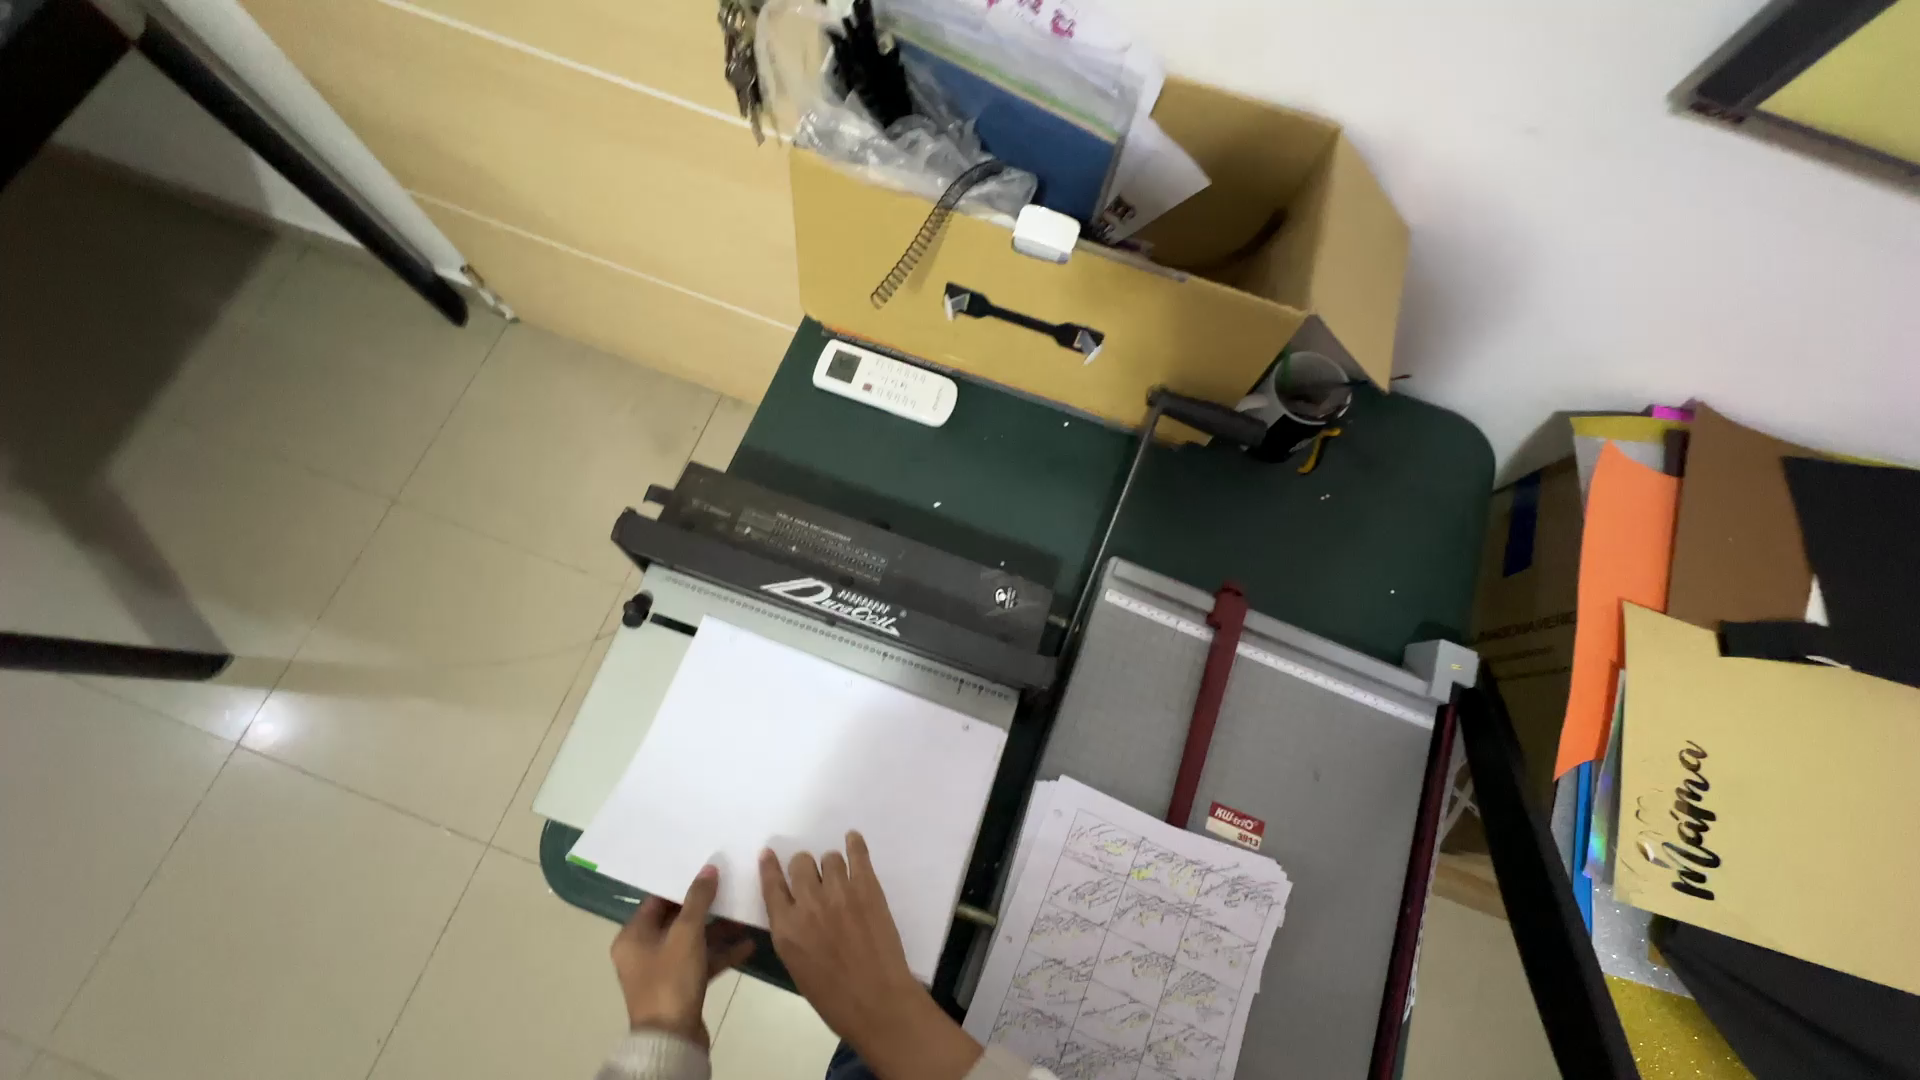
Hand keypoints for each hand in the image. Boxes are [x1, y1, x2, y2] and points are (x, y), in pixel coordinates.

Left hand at [611, 866, 754, 1046]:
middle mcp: (644, 951)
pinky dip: (721, 953)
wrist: (672, 1039)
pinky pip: (702, 961)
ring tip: (744, 916)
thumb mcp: (687, 933)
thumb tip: (709, 868)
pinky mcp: (680, 986)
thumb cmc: (671, 979)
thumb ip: (698, 899)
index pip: (658, 900)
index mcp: (633, 936)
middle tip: (730, 887)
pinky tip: (747, 945)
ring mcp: (663, 970)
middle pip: (678, 919)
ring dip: (718, 930)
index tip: (709, 870)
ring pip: (693, 940)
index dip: (683, 884)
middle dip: (707, 906)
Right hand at [760, 833, 981, 1079]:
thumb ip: (792, 932)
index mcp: (786, 928)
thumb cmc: (833, 997)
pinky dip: (854, 843)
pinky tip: (853, 839)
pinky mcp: (867, 886)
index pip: (771, 885)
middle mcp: (808, 903)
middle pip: (800, 864)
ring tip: (838, 877)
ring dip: (831, 865)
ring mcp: (839, 891)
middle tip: (814, 878)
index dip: (769, 867)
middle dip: (804, 869)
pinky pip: (857, 853)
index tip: (768, 854)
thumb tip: (794, 909)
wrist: (876, 1000)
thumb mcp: (796, 966)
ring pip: (829, 857)